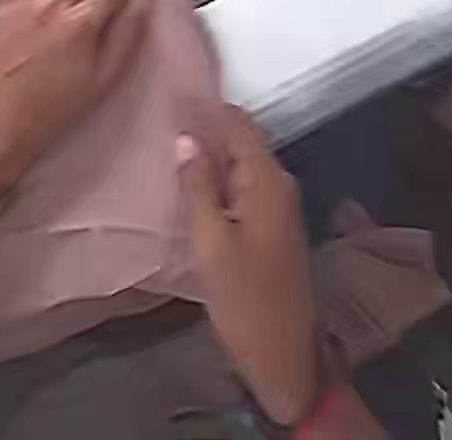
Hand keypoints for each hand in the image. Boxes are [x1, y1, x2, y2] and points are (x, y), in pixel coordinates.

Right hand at [178, 103, 320, 424]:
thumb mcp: (211, 241)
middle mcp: (279, 182)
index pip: (237, 123)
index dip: (207, 107)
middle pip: (241, 140)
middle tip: (165, 121)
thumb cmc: (245, 298)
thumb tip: (186, 137)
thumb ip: (198, 185)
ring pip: (242, 162)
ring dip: (213, 154)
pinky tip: (195, 182)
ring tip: (172, 147)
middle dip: (207, 129)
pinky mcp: (274, 222)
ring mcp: (280, 203)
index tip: (173, 95)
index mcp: (267, 179)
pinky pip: (246, 183)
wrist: (286, 356)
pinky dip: (222, 177)